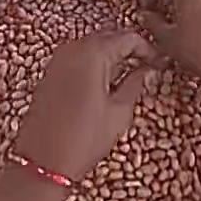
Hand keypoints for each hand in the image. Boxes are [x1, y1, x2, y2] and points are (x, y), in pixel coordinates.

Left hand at [12, 29, 157, 180]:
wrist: (42, 163)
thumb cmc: (84, 138)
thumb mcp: (119, 112)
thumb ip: (136, 83)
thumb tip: (149, 70)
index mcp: (93, 53)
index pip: (128, 37)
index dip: (147, 49)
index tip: (159, 64)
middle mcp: (73, 48)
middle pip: (109, 37)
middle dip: (130, 50)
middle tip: (148, 69)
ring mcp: (59, 58)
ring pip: (93, 46)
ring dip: (112, 56)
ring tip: (129, 78)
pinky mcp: (50, 72)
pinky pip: (79, 57)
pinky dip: (95, 63)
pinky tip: (106, 84)